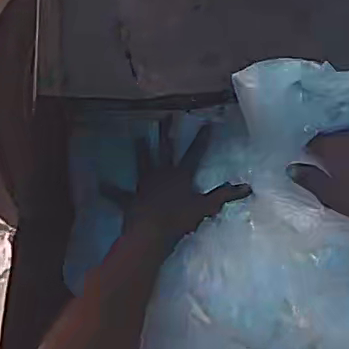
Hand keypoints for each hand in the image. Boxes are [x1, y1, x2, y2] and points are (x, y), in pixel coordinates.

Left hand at [101, 116, 248, 247]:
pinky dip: (110, 189)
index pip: (195, 153)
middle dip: (167, 132)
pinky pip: (118, 193)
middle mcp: (162, 173)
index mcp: (181, 175)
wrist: (151, 232)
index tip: (207, 123)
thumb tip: (248, 187)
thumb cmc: (179, 220)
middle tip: (166, 116)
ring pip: (143, 162)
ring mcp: (145, 184)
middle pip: (166, 149)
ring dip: (140, 149)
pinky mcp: (131, 198)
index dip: (202, 139)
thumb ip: (225, 195)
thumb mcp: (206, 207)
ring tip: (138, 136)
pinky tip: (99, 184)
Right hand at [288, 131, 348, 230]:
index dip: (309, 153)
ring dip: (345, 146)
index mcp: (333, 147)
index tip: (309, 164)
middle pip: (332, 137)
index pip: (313, 143)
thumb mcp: (331, 195)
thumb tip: (291, 168)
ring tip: (345, 163)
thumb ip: (309, 179)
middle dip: (326, 147)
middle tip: (325, 165)